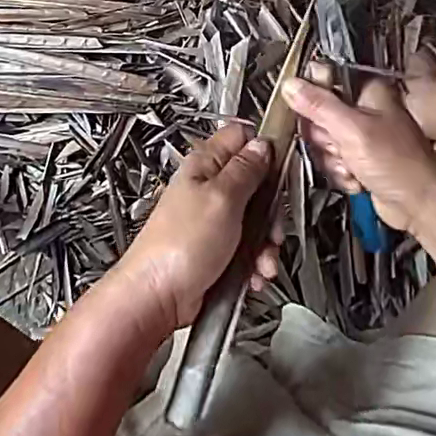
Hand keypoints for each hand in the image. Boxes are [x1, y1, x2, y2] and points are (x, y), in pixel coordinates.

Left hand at [115, 122, 278, 328]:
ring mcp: (212, 217)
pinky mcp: (216, 246)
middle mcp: (209, 186)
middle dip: (270, 210)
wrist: (157, 298)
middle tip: (270, 227)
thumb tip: (264, 144)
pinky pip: (248, 247)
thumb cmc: (178, 246)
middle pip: (257, 182)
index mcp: (205, 163)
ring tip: (261, 259)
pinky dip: (255, 262)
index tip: (279, 173)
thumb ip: (246, 170)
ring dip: (265, 243)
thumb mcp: (222, 199)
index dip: (265, 151)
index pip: (242, 137)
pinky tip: (253, 274)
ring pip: (256, 218)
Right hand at [284, 66, 435, 236]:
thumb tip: (291, 85)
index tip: (314, 117)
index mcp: (367, 90)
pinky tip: (355, 177)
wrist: (420, 207)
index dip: (311, 100)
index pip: (322, 80)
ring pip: (321, 139)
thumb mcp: (352, 130)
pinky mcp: (358, 156)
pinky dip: (339, 171)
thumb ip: (318, 105)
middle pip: (316, 113)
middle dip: (323, 138)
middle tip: (338, 145)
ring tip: (352, 165)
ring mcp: (360, 133)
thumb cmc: (401, 166)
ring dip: (331, 158)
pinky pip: (331, 159)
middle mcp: (363, 108)